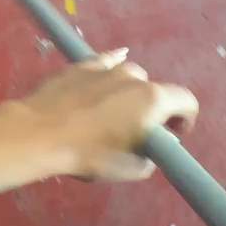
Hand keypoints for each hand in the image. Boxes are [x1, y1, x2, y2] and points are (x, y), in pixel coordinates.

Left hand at [18, 49, 198, 180]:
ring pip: (127, 74)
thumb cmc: (90, 153)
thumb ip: (149, 154)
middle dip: (153, 106)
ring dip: (130, 89)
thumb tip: (146, 145)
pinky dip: (113, 60)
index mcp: (152, 100)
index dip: (185, 118)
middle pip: (153, 88)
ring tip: (119, 108)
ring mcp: (102, 68)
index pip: (186, 100)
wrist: (40, 132)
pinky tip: (117, 57)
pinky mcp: (78, 66)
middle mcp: (130, 77)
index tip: (174, 134)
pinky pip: (103, 59)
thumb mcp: (132, 167)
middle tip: (140, 127)